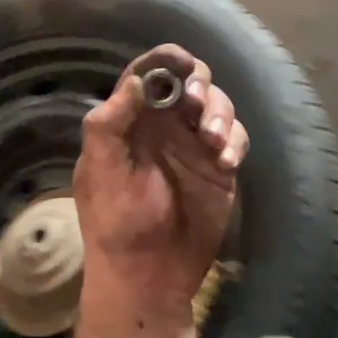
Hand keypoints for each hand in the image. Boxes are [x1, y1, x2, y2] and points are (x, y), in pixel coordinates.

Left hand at [73, 45, 248, 308]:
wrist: (149, 277)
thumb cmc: (115, 223)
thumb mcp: (100, 172)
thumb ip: (109, 123)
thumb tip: (136, 81)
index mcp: (133, 121)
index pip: (150, 74)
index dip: (166, 60)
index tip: (181, 61)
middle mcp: (166, 125)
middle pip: (191, 80)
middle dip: (199, 84)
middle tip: (196, 104)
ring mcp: (196, 144)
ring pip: (218, 105)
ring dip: (220, 113)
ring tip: (214, 142)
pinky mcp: (220, 166)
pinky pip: (236, 138)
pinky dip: (235, 141)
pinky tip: (226, 161)